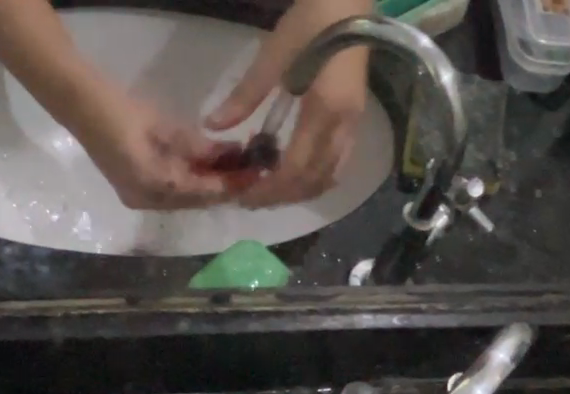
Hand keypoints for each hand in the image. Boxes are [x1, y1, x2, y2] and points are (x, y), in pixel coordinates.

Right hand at [67, 83, 232, 209]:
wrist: (80, 106)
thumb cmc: (119, 110)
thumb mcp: (163, 125)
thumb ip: (196, 145)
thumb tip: (229, 154)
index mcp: (151, 185)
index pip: (199, 191)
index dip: (227, 184)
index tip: (252, 175)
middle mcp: (146, 201)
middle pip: (193, 201)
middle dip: (221, 188)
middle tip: (248, 172)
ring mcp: (140, 199)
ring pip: (185, 198)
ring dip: (209, 185)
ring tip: (235, 169)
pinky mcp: (137, 191)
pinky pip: (173, 192)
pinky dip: (192, 182)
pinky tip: (209, 169)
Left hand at [205, 0, 370, 207]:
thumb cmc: (312, 20)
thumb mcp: (274, 53)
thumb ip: (246, 94)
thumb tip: (214, 124)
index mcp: (323, 109)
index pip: (295, 168)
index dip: (269, 189)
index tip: (245, 195)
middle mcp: (343, 125)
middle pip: (312, 182)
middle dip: (281, 197)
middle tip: (252, 198)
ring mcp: (353, 125)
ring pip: (327, 179)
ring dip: (298, 192)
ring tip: (270, 189)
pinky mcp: (355, 122)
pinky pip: (336, 166)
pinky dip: (314, 179)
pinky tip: (293, 175)